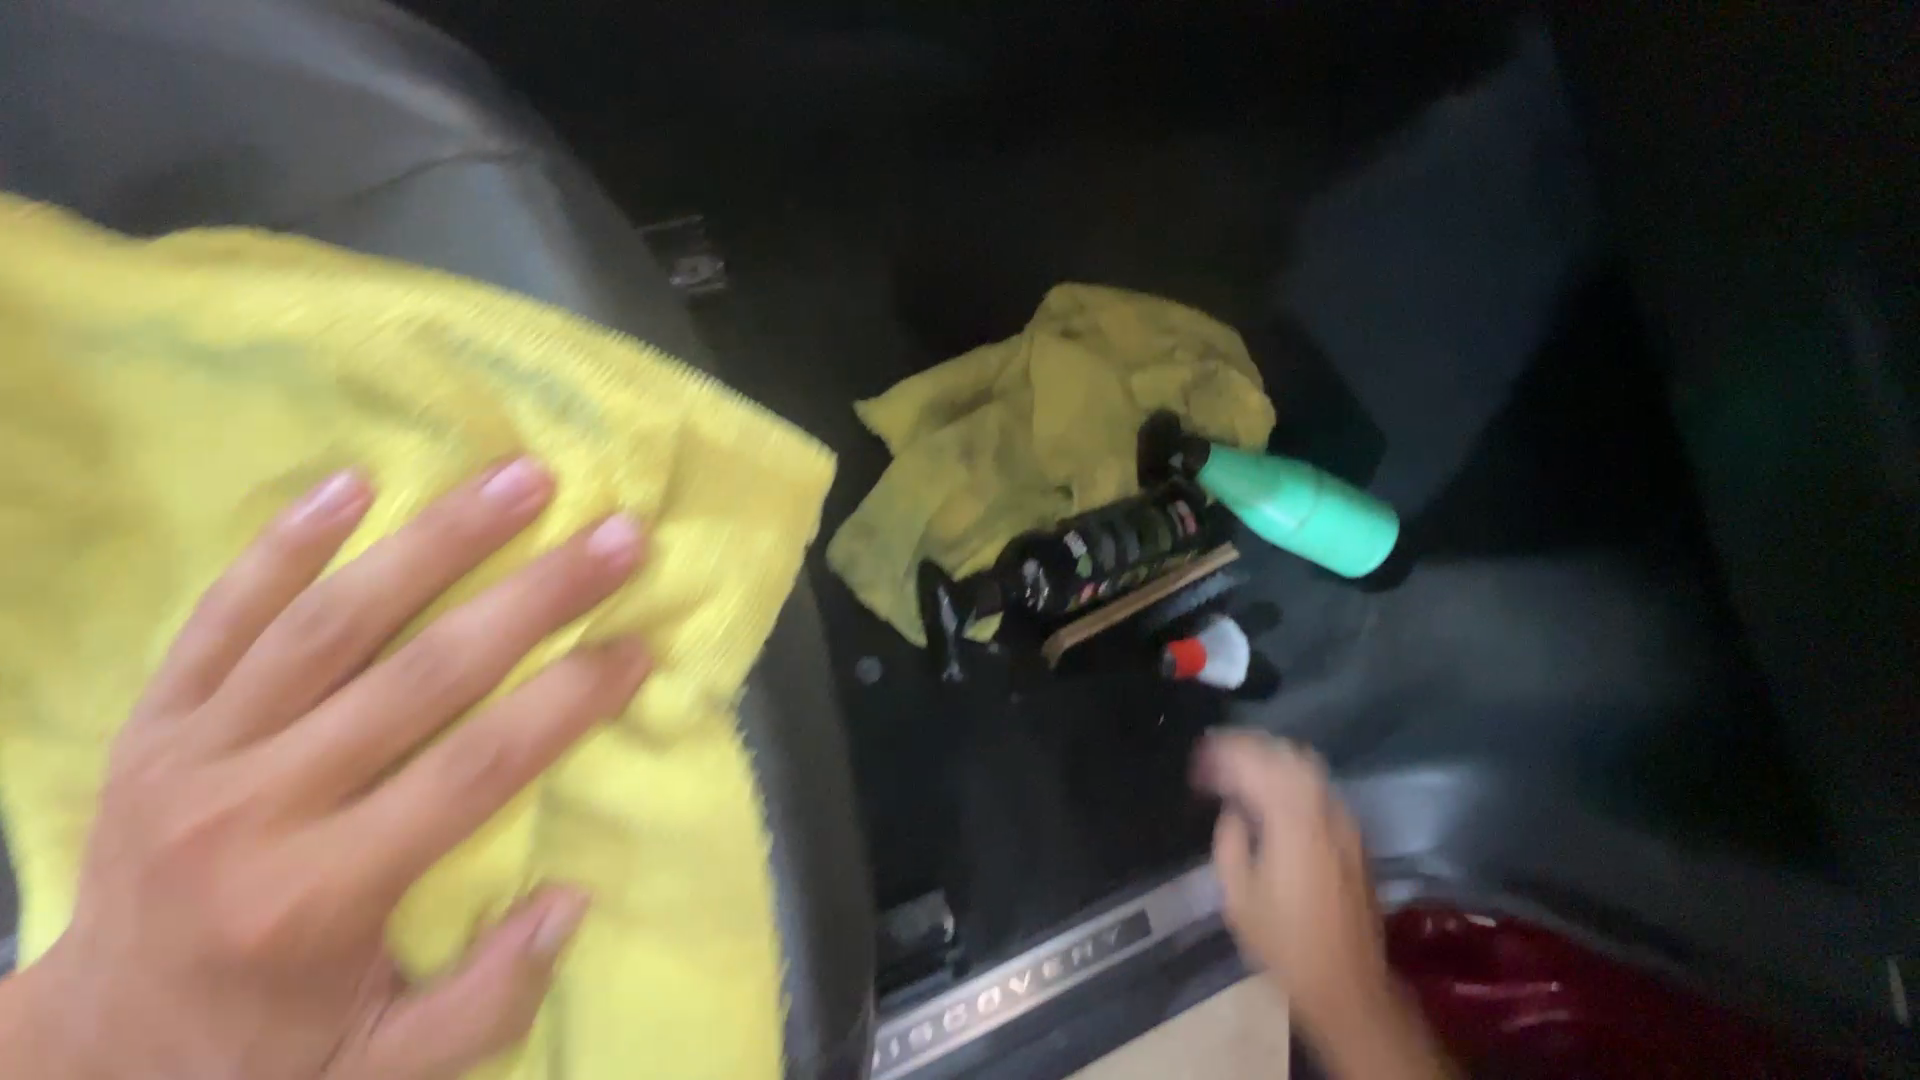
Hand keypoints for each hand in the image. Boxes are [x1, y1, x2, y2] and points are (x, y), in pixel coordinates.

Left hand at [0, 459, 650, 1079]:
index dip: (569, 702)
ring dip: (437, 540)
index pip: (476, 770)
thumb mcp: (384, 1074)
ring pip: (330, 619)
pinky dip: (286, 544)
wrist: (84, 1049)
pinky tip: (356, 484)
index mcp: (317, 895)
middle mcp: (252, 808)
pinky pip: (222, 614)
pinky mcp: (155, 719)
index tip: (639, 649)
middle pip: (422, 674)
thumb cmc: (264, 1051)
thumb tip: (570, 900)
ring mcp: (194, 750)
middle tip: (616, 537)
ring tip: (520, 479)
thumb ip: (486, 1002)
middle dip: (536, 596)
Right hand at [1193, 732, 1455, 1079]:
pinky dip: (1291, 778)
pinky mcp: (1353, 836)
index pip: (1253, 762)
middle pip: (1284, 753)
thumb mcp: (1238, 896)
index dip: (1221, 753)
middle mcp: (1322, 810)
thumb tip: (1233, 813)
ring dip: (1270, 758)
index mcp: (1290, 820)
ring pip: (1306, 766)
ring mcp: (1344, 821)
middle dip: (1247, 746)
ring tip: (1240, 769)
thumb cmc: (1284, 943)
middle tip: (1215, 755)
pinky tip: (1272, 795)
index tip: (1197, 760)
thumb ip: (1230, 841)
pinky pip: (1319, 788)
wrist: (1348, 983)